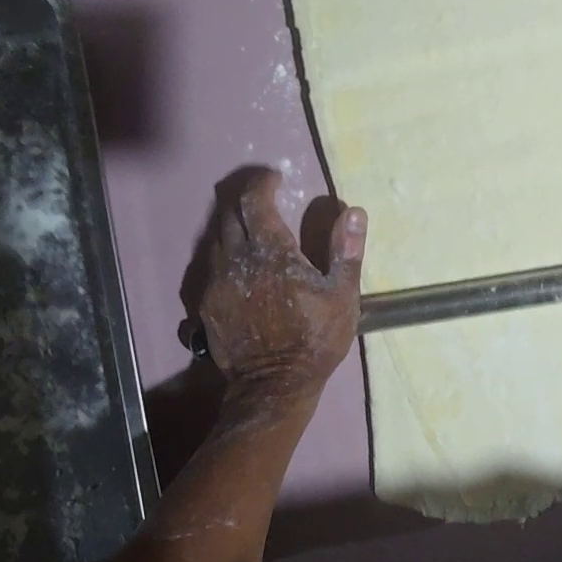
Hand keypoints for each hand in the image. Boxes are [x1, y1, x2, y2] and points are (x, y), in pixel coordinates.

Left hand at [197, 170, 366, 405]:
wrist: (275, 384)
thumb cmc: (315, 338)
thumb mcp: (342, 296)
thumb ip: (346, 251)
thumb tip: (353, 211)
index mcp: (272, 253)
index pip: (256, 202)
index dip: (262, 183)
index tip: (275, 177)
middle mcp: (238, 261)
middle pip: (229, 214)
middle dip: (244, 198)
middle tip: (262, 196)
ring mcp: (217, 282)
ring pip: (217, 239)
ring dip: (233, 225)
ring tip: (252, 228)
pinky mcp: (207, 304)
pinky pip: (212, 266)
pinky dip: (226, 254)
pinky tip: (241, 265)